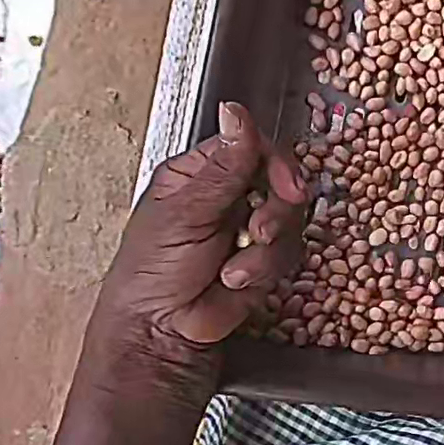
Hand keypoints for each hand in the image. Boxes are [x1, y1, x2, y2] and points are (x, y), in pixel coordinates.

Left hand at [72, 102, 307, 406]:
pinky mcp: (265, 261)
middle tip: (260, 231)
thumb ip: (223, 166)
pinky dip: (265, 270)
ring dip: (265, 250)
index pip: (252, 149)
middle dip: (276, 211)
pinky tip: (236, 282)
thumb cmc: (153, 271)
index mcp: (201, 174)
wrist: (161, 334)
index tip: (286, 184)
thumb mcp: (185, 213)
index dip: (276, 163)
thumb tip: (236, 110)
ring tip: (234, 271)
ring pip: (290, 221)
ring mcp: (250, 229)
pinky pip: (289, 253)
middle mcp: (230, 196)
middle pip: (280, 182)